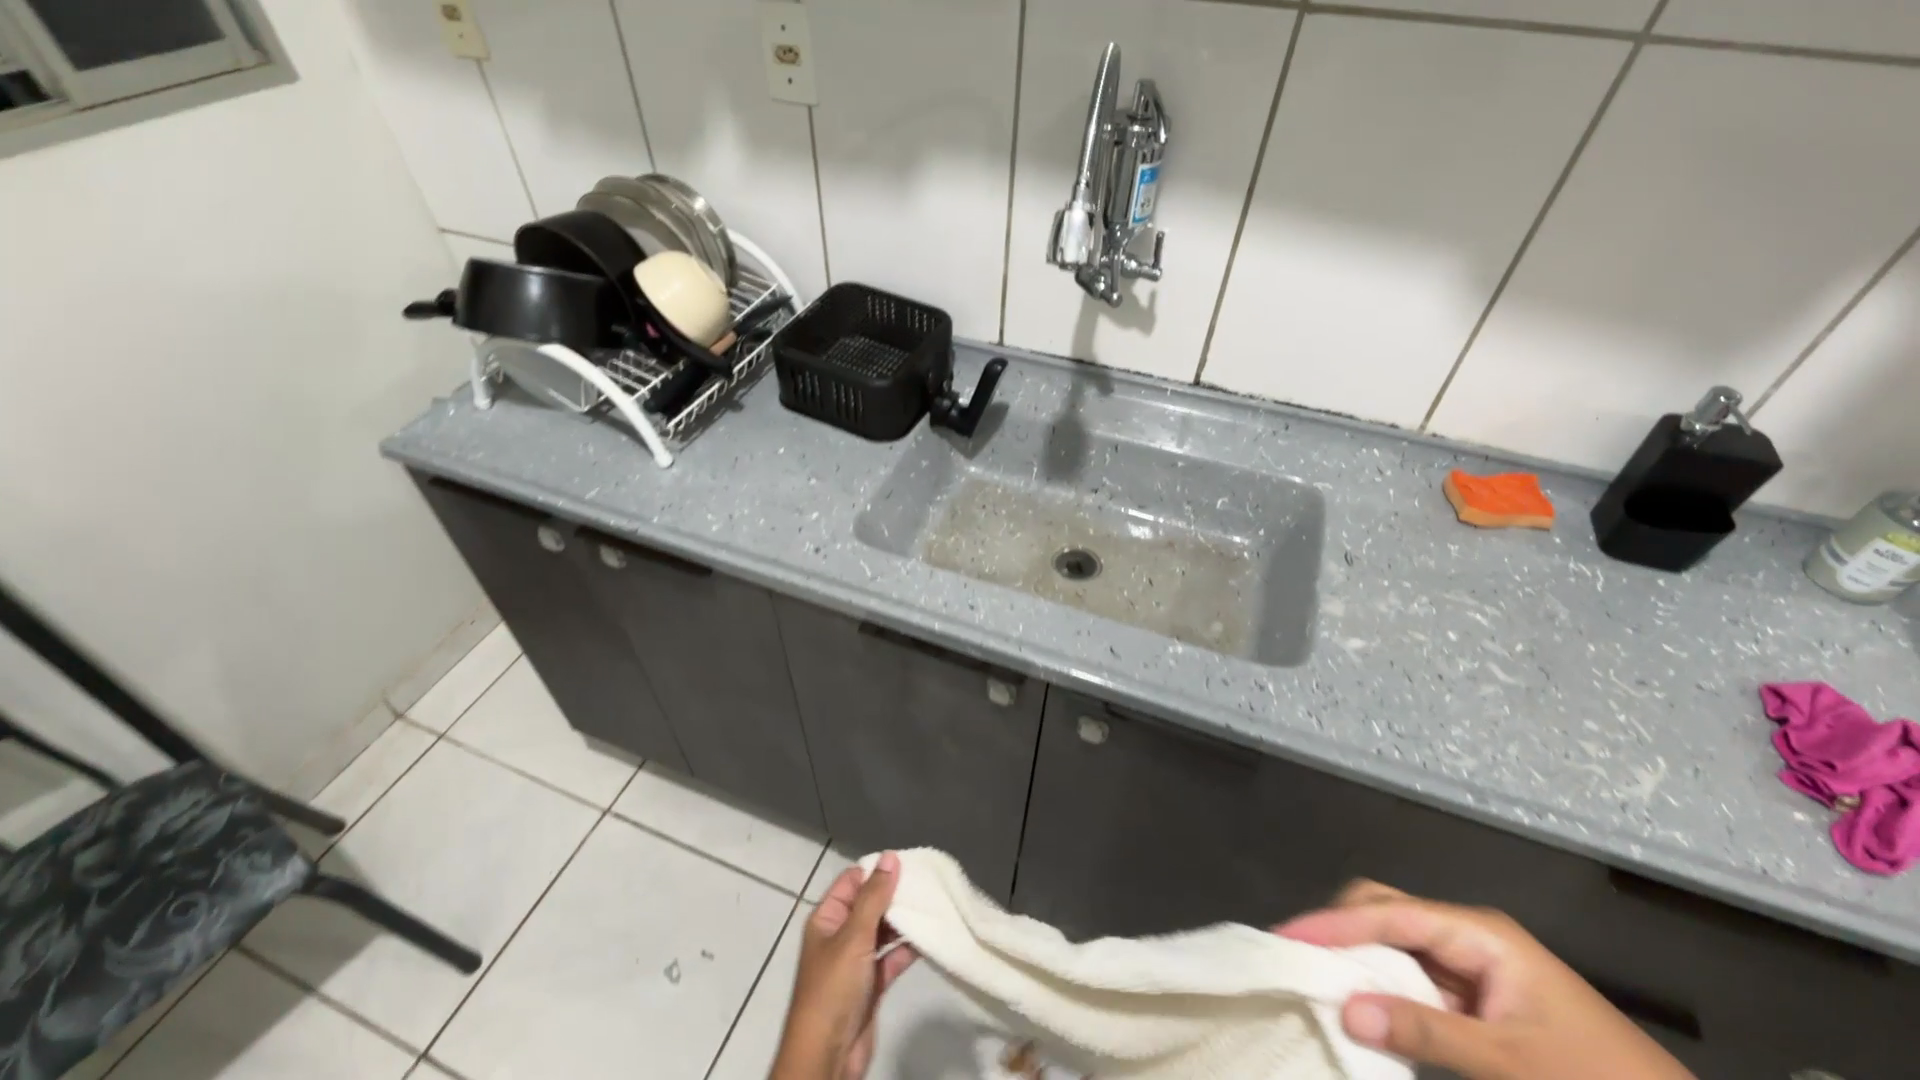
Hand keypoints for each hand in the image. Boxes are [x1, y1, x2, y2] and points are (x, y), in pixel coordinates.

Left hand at [770, 852, 918, 1079]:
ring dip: (906, 920)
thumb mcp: (853, 937)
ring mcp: (856, 960)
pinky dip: (909, 948)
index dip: (877, 870)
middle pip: (870, 905)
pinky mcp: (872, 983)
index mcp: (826, 919)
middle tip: (930, 881)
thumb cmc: (833, 988)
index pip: (852, 882)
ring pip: (884, 931)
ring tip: (936, 903)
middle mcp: (840, 935)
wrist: (828, 1054)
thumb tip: (891, 857)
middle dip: (896, 894)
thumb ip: (874, 897)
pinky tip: (932, 937)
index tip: (911, 861)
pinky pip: (892, 957)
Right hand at [1274, 880, 1694, 1079]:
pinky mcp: (1472, 996)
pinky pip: (1410, 975)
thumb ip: (1424, 1031)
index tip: (1283, 940)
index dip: (1333, 924)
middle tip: (1295, 960)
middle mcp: (1470, 936)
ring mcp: (1471, 965)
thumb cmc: (1593, 1078)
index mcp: (1481, 933)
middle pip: (1386, 911)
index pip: (1389, 913)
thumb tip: (1343, 1008)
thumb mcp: (1508, 1061)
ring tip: (1313, 981)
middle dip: (1338, 929)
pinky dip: (1378, 986)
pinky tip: (1359, 1007)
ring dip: (1354, 958)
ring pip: (1394, 942)